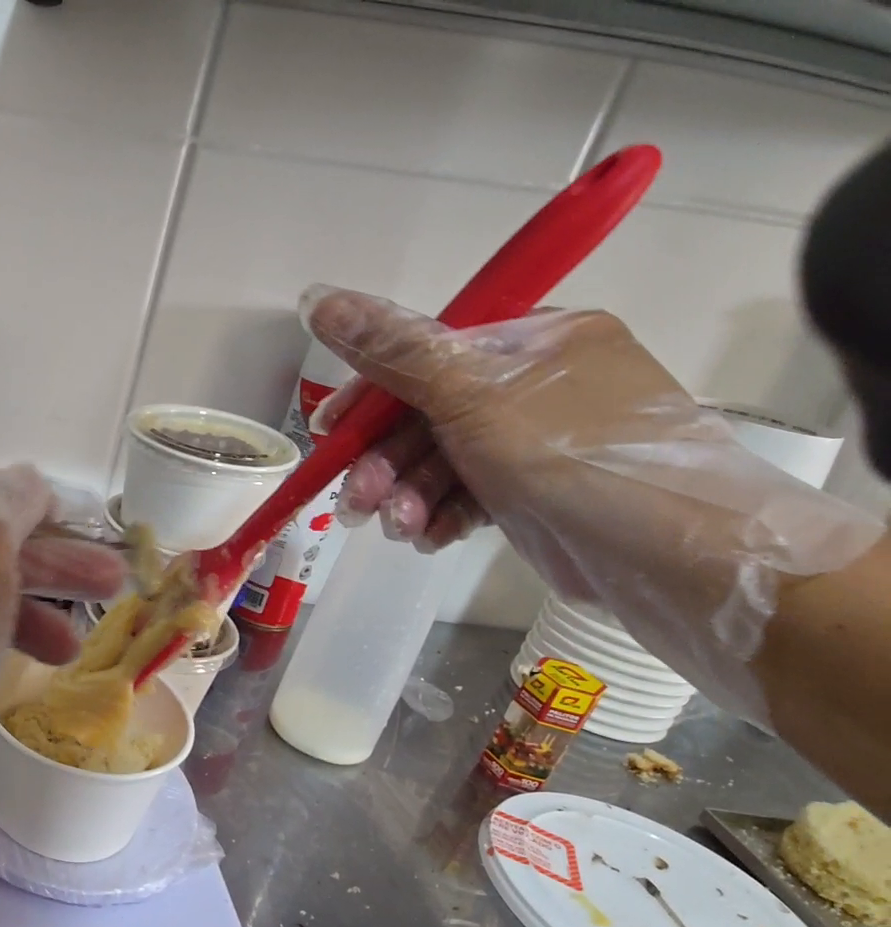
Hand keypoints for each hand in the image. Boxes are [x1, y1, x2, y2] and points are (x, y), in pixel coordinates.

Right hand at [300, 285, 882, 721]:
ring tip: (398, 530)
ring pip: (441, 461)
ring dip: (408, 497)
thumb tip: (319, 299)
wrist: (675, 559)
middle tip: (355, 505)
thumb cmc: (573, 457)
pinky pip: (466, 493)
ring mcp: (537, 440)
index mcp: (538, 340)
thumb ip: (393, 351)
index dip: (371, 397)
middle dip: (386, 464)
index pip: (428, 355)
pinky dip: (440, 515)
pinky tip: (429, 539)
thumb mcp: (472, 396)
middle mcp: (538, 384)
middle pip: (427, 416)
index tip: (328, 434)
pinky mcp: (535, 492)